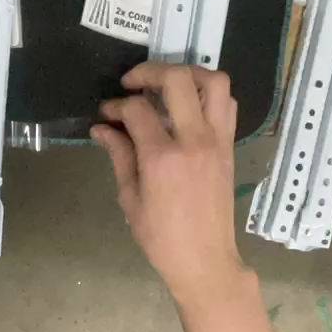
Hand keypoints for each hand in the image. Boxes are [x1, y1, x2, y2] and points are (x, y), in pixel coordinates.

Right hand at [93, 63, 251, 303]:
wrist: (204, 259)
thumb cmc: (160, 237)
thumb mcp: (130, 198)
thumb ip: (119, 156)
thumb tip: (102, 129)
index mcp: (162, 158)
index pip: (137, 110)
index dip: (116, 105)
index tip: (106, 113)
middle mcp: (193, 140)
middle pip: (177, 80)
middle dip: (150, 72)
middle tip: (132, 83)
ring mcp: (217, 140)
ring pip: (213, 81)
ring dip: (188, 73)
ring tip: (166, 84)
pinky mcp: (229, 146)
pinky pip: (226, 104)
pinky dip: (208, 94)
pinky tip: (188, 106)